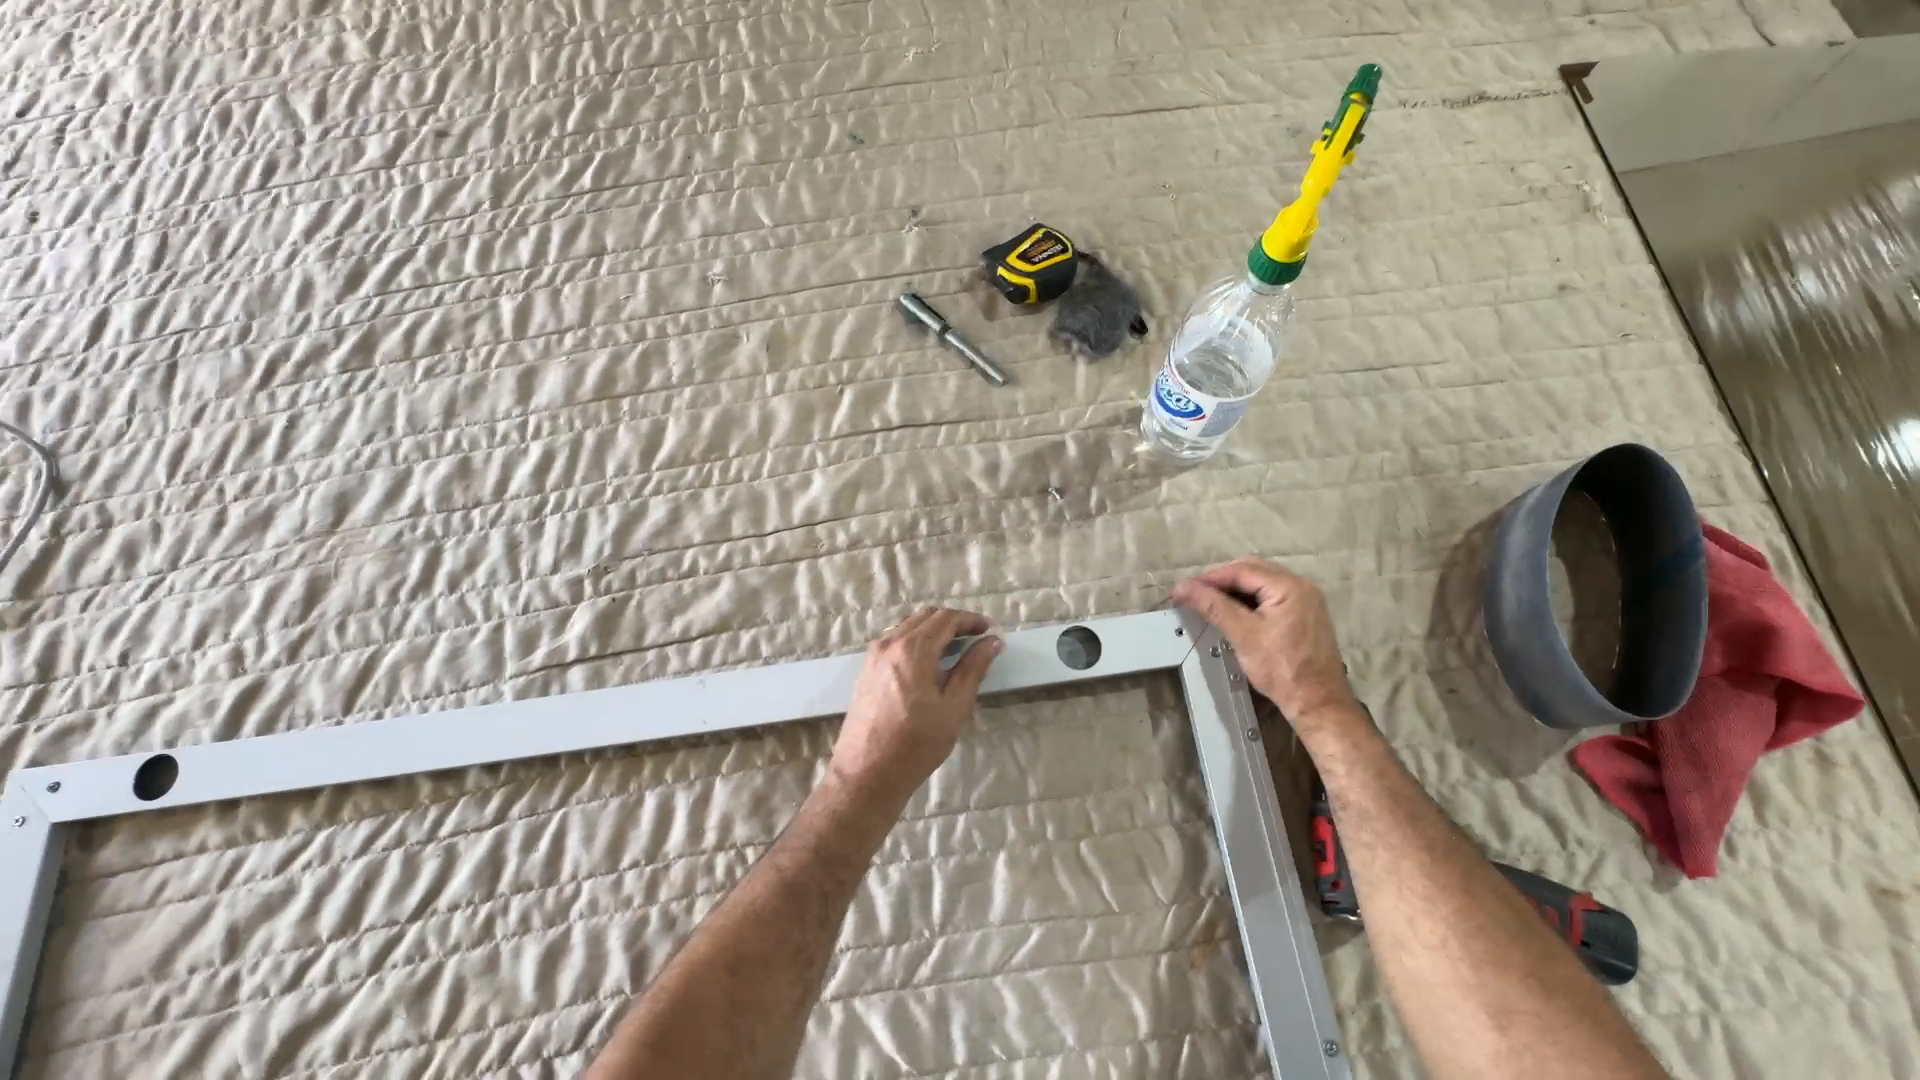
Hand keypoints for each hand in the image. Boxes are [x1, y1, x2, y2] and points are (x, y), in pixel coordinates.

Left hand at [830, 607, 1002, 804]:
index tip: (989, 630)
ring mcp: (874, 656)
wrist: (867, 773)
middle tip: (976, 639)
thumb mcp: (953, 708)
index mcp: (912, 650)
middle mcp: (889, 644)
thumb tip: (991, 642)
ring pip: (908, 626)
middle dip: (953, 622)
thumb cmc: (916, 744)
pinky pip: (895, 641)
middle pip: (926, 617)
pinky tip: (929, 664)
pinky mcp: (867, 670)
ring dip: (933, 630)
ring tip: (955, 651)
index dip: (971, 620)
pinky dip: (916, 641)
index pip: (946, 618)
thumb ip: (973, 669)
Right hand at [1172, 557, 1361, 735]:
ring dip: (1235, 590)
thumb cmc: (1280, 668)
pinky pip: (1272, 596)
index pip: (1241, 570)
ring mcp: (1306, 600)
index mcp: (1289, 586)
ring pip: (1262, 583)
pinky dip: (1250, 600)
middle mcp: (1301, 585)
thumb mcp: (1243, 635)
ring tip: (1210, 604)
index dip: (1209, 578)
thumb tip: (1182, 587)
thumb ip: (1213, 606)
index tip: (1183, 591)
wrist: (1317, 702)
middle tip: (1196, 596)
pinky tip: (1234, 614)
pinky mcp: (1305, 614)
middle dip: (1221, 581)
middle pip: (1252, 570)